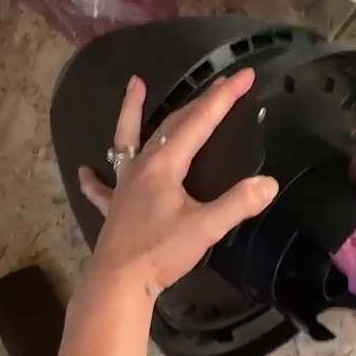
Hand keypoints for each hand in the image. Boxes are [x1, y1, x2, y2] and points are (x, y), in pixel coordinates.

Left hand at [78, 70, 277, 301]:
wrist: (119, 281)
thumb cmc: (161, 252)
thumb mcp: (205, 228)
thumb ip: (237, 204)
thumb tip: (268, 184)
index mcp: (165, 165)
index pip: (199, 122)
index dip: (224, 97)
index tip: (244, 75)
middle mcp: (142, 166)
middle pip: (171, 124)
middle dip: (198, 101)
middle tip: (219, 84)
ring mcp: (124, 186)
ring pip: (126, 140)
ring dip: (131, 112)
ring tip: (135, 86)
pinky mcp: (114, 209)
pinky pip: (102, 187)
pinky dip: (96, 177)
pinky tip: (87, 169)